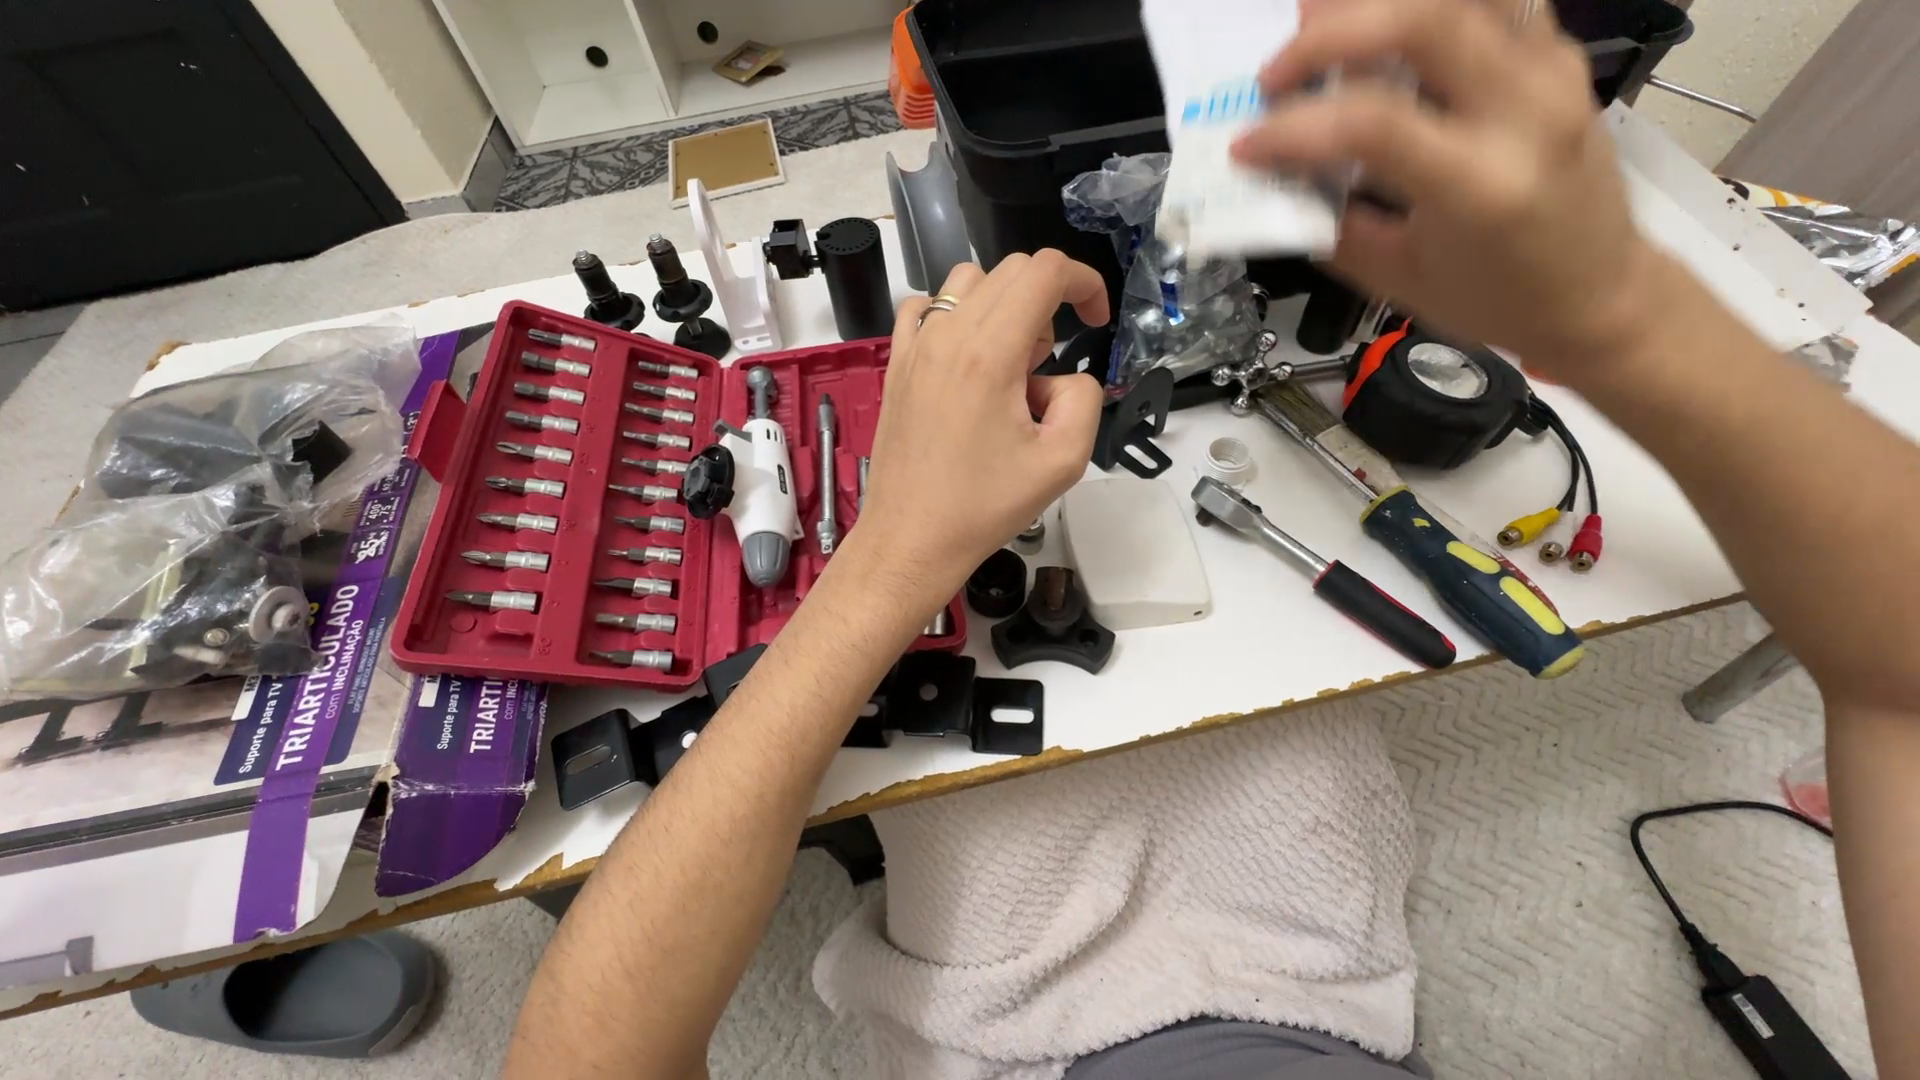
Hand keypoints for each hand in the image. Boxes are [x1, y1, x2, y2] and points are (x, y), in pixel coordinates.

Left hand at [851, 253, 1109, 608]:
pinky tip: (966, 359)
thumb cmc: (982, 507)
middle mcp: (947, 336)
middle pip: (1010, 271)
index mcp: (990, 353)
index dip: (1085, 283)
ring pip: (966, 283)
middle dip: (1048, 302)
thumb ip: (1083, 399)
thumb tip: (1066, 379)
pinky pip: (925, 309)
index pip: (1045, 271)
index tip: (1095, 322)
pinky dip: (955, 316)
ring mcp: (915, 348)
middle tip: (1047, 366)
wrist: (911, 538)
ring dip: (1003, 306)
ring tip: (1008, 365)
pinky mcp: (897, 366)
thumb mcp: (1063, 461)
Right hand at [1231, 0, 1663, 377]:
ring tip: (1316, 20)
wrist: (1596, 293)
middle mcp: (1524, 111)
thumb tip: (1277, 184)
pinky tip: (1379, 27)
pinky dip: (1422, 8)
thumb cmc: (1493, 300)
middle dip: (1331, 34)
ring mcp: (1551, 71)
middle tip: (1274, 71)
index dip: (1293, 129)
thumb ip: (1333, 226)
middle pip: (1425, 19)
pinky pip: (1487, 2)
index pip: (1373, 125)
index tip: (1244, 147)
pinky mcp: (1556, 56)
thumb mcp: (1396, 279)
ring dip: (1377, 4)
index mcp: (1479, 186)